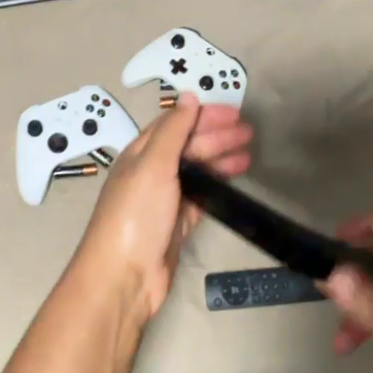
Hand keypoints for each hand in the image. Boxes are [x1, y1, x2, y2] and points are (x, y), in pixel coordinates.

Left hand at [73, 94, 252, 321]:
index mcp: (140, 153)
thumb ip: (173, 130)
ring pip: (197, 169)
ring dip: (221, 158)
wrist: (124, 276)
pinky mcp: (177, 222)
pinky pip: (201, 195)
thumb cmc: (135, 215)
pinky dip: (218, 184)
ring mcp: (165, 198)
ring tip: (248, 154)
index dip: (202, 115)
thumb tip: (187, 96)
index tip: (232, 112)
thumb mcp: (153, 165)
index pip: (174, 124)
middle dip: (217, 135)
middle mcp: (151, 172)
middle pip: (188, 145)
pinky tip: (234, 179)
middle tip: (248, 132)